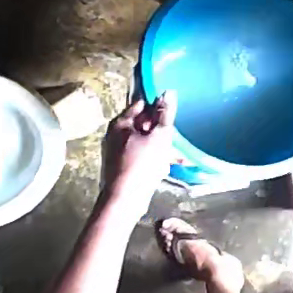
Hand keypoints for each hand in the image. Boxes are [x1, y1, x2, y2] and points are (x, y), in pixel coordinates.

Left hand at [100, 93, 177, 213]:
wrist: (125, 199)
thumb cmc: (142, 164)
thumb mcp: (160, 136)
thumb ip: (166, 114)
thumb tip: (169, 92)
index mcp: (120, 123)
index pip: (142, 105)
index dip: (158, 108)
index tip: (171, 115)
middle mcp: (115, 135)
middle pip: (143, 124)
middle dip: (161, 130)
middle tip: (174, 137)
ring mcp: (117, 152)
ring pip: (144, 142)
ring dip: (160, 146)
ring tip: (176, 154)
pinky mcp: (122, 167)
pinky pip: (141, 156)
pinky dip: (153, 159)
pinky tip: (166, 166)